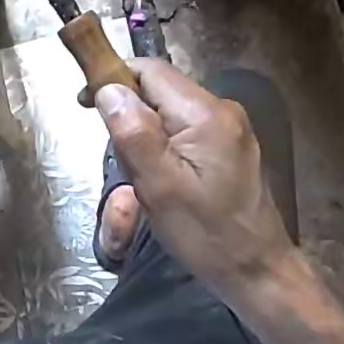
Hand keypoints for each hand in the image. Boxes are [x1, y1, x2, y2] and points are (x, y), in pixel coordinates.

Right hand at [95, 59, 297, 287]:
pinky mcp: (228, 145)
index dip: (112, 80)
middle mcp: (222, 109)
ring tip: (137, 172)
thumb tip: (108, 90)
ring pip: (168, 109)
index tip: (85, 104)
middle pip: (159, 88)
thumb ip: (134, 134)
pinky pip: (182, 128)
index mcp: (205, 114)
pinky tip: (159, 175)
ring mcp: (229, 127)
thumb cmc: (206, 234)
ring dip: (142, 131)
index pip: (150, 71)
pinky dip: (160, 143)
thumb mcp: (160, 187)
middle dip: (128, 112)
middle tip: (116, 154)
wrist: (258, 272)